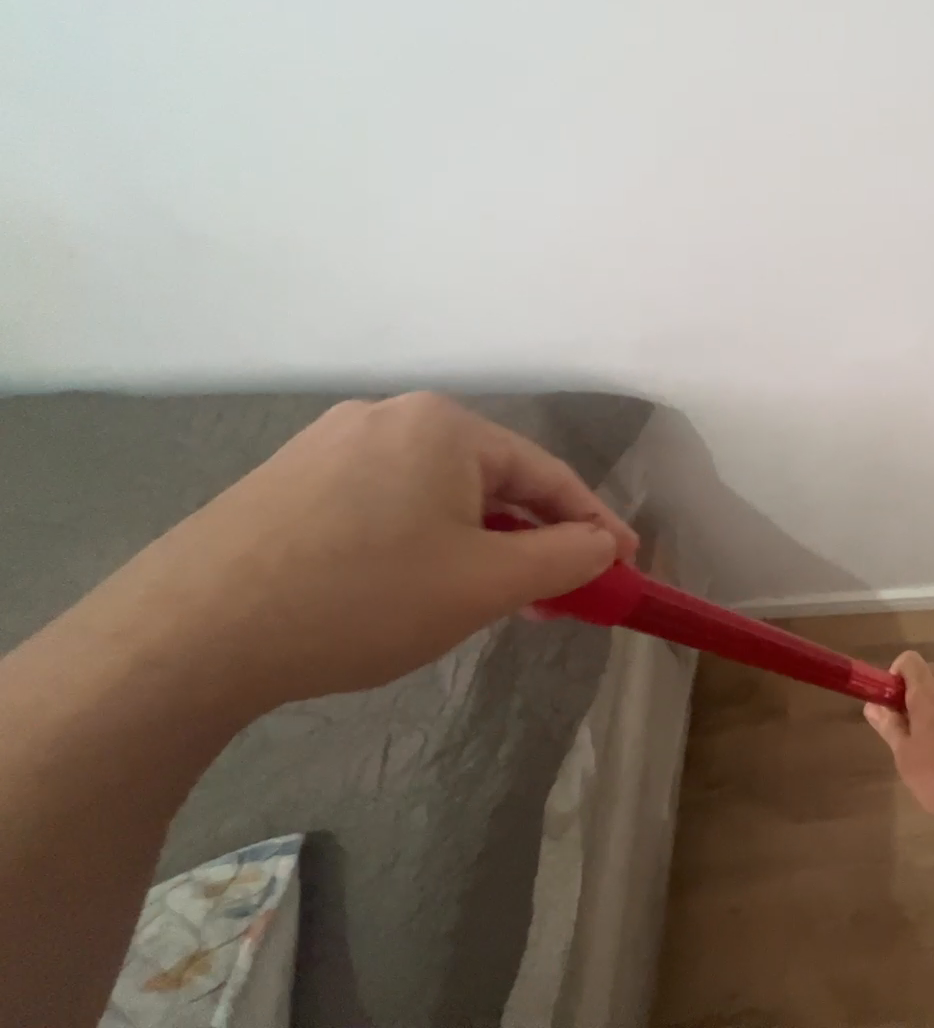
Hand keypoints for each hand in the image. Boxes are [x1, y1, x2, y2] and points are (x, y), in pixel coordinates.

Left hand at [69, 392, 637, 711]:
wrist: (182, 640)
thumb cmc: (363, 599)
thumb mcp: (490, 584)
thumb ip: (569, 557)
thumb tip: (605, 545)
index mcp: (444, 427)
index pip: (550, 476)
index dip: (598, 526)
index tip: (626, 568)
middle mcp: (389, 419)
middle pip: (497, 482)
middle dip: (537, 540)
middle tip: (561, 595)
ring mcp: (330, 446)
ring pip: (444, 497)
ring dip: (486, 545)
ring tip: (496, 598)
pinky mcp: (291, 482)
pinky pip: (393, 505)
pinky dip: (430, 543)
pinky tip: (423, 585)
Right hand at [864, 652, 933, 838]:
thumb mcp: (905, 756)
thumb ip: (889, 726)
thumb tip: (873, 705)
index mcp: (930, 694)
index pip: (910, 660)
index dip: (895, 674)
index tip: (889, 702)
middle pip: (930, 672)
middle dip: (913, 688)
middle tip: (904, 722)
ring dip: (933, 702)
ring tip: (926, 739)